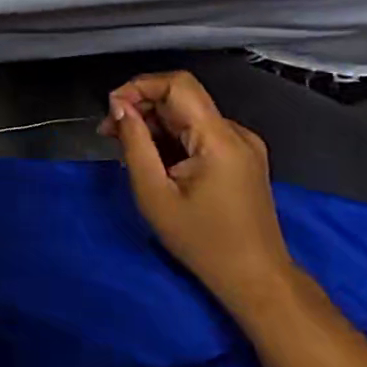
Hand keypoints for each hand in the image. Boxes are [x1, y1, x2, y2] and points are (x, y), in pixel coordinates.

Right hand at [100, 70, 296, 309]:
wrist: (257, 282)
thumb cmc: (202, 241)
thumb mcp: (154, 193)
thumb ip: (134, 143)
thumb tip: (118, 105)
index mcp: (220, 139)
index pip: (177, 84)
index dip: (139, 86)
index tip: (112, 111)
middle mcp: (236, 133)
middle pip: (180, 98)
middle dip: (140, 107)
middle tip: (109, 133)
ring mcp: (242, 145)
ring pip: (186, 114)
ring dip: (152, 123)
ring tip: (125, 149)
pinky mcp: (241, 157)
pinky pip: (197, 131)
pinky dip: (169, 137)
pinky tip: (152, 160)